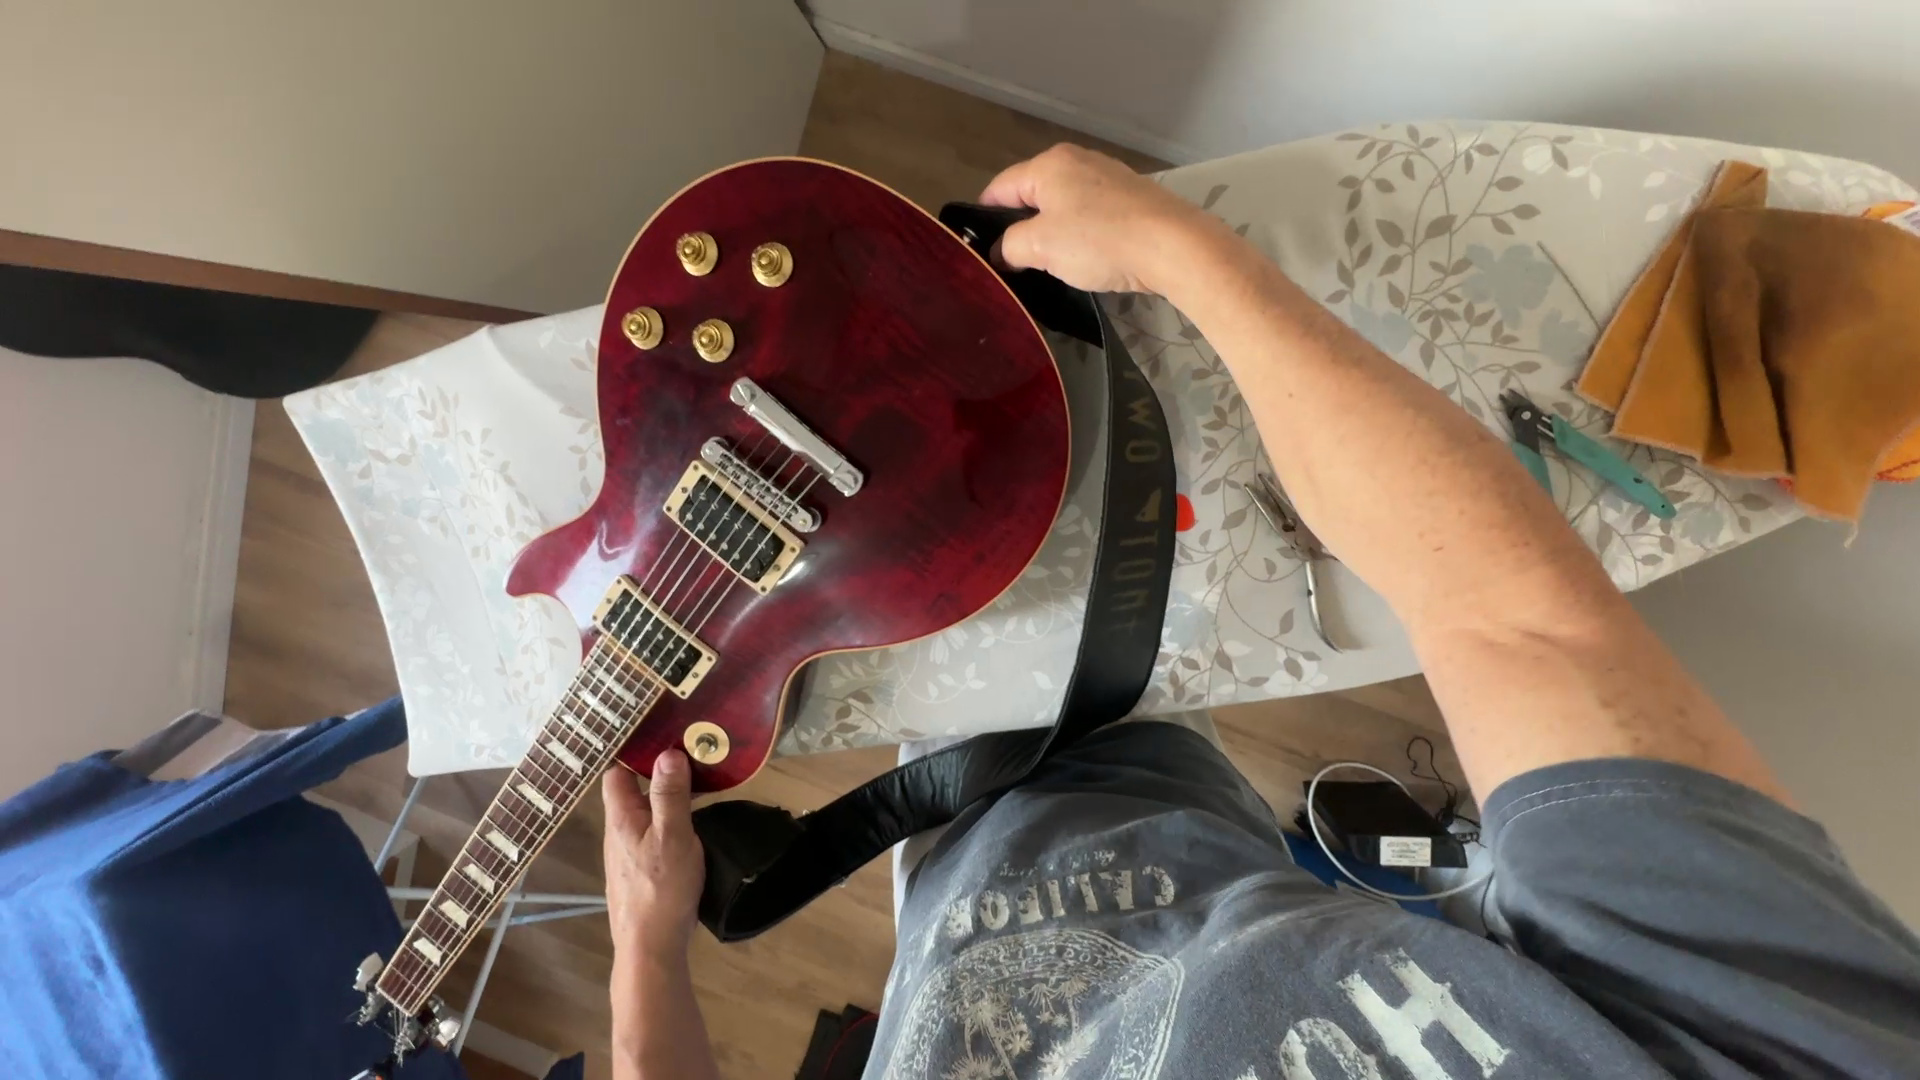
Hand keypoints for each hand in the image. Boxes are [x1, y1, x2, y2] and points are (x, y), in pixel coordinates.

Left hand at [602, 750, 704, 958]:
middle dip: (658, 773)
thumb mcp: (673, 835)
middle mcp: (618, 833)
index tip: (662, 736)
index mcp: (621, 819)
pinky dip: (669, 820)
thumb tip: (667, 753)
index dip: (634, 753)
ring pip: (644, 814)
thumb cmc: (662, 888)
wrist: (651, 948)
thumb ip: (671, 795)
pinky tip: (692, 824)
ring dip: (666, 798)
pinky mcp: (639, 872)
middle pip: (631, 793)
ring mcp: (626, 855)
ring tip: (700, 783)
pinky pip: (651, 833)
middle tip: (692, 754)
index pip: (616, 773)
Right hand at [979, 143, 1223, 294]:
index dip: (984, 219)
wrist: (1171, 245)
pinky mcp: (1130, 198)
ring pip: (1062, 206)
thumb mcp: (1040, 247)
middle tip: (1014, 265)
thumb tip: (1000, 253)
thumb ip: (1010, 247)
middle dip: (1020, 228)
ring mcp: (1107, 177)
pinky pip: (1090, 215)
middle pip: (1032, 195)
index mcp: (1048, 165)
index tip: (981, 252)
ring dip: (1051, 234)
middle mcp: (1076, 161)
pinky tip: (1086, 258)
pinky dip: (1081, 235)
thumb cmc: (1097, 241)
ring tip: (1049, 266)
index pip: (1000, 187)